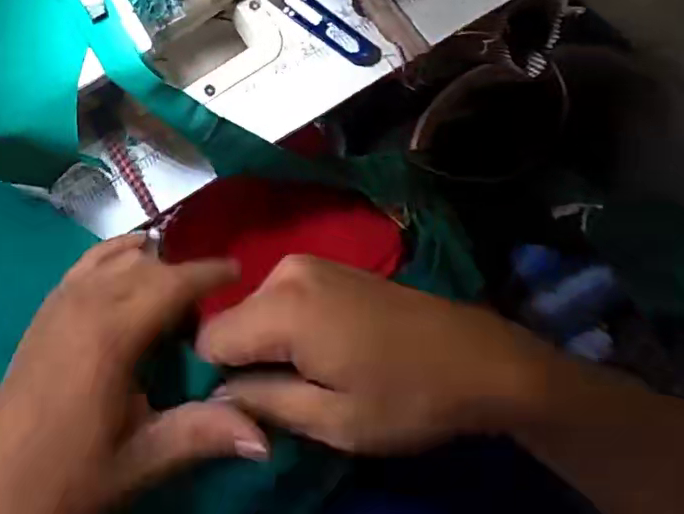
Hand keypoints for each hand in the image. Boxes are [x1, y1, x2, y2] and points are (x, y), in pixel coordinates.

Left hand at [0, 235, 270, 513]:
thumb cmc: (73, 475)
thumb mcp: (141, 457)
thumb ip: (201, 433)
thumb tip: (264, 436)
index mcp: (112, 332)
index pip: (171, 282)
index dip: (207, 272)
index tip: (237, 270)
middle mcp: (86, 300)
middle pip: (146, 265)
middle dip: (180, 276)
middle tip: (204, 311)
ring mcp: (60, 298)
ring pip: (116, 256)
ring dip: (148, 265)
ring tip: (170, 297)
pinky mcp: (45, 306)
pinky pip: (88, 262)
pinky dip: (114, 258)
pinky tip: (126, 277)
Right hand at [196, 254, 573, 454]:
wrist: (473, 355)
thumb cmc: (405, 397)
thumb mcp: (334, 421)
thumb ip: (265, 404)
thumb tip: (215, 397)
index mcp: (283, 307)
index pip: (210, 338)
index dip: (215, 378)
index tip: (242, 408)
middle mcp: (284, 271)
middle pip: (231, 321)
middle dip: (243, 361)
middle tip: (280, 401)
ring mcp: (304, 263)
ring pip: (253, 311)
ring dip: (265, 346)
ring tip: (306, 378)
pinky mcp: (321, 265)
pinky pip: (278, 299)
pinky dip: (284, 328)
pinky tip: (320, 352)